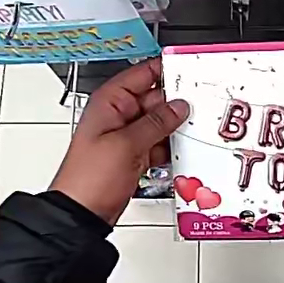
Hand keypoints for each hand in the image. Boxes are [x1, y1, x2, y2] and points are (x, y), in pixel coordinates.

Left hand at [49, 58, 187, 224]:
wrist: (83, 213)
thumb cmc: (89, 178)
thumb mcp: (126, 144)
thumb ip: (156, 122)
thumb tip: (178, 106)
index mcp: (110, 102)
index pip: (143, 73)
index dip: (167, 69)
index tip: (191, 70)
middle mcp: (120, 115)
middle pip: (157, 98)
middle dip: (177, 103)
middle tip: (200, 106)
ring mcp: (128, 135)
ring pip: (161, 122)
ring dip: (176, 128)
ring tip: (193, 130)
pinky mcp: (136, 154)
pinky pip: (160, 142)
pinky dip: (171, 146)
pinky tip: (183, 150)